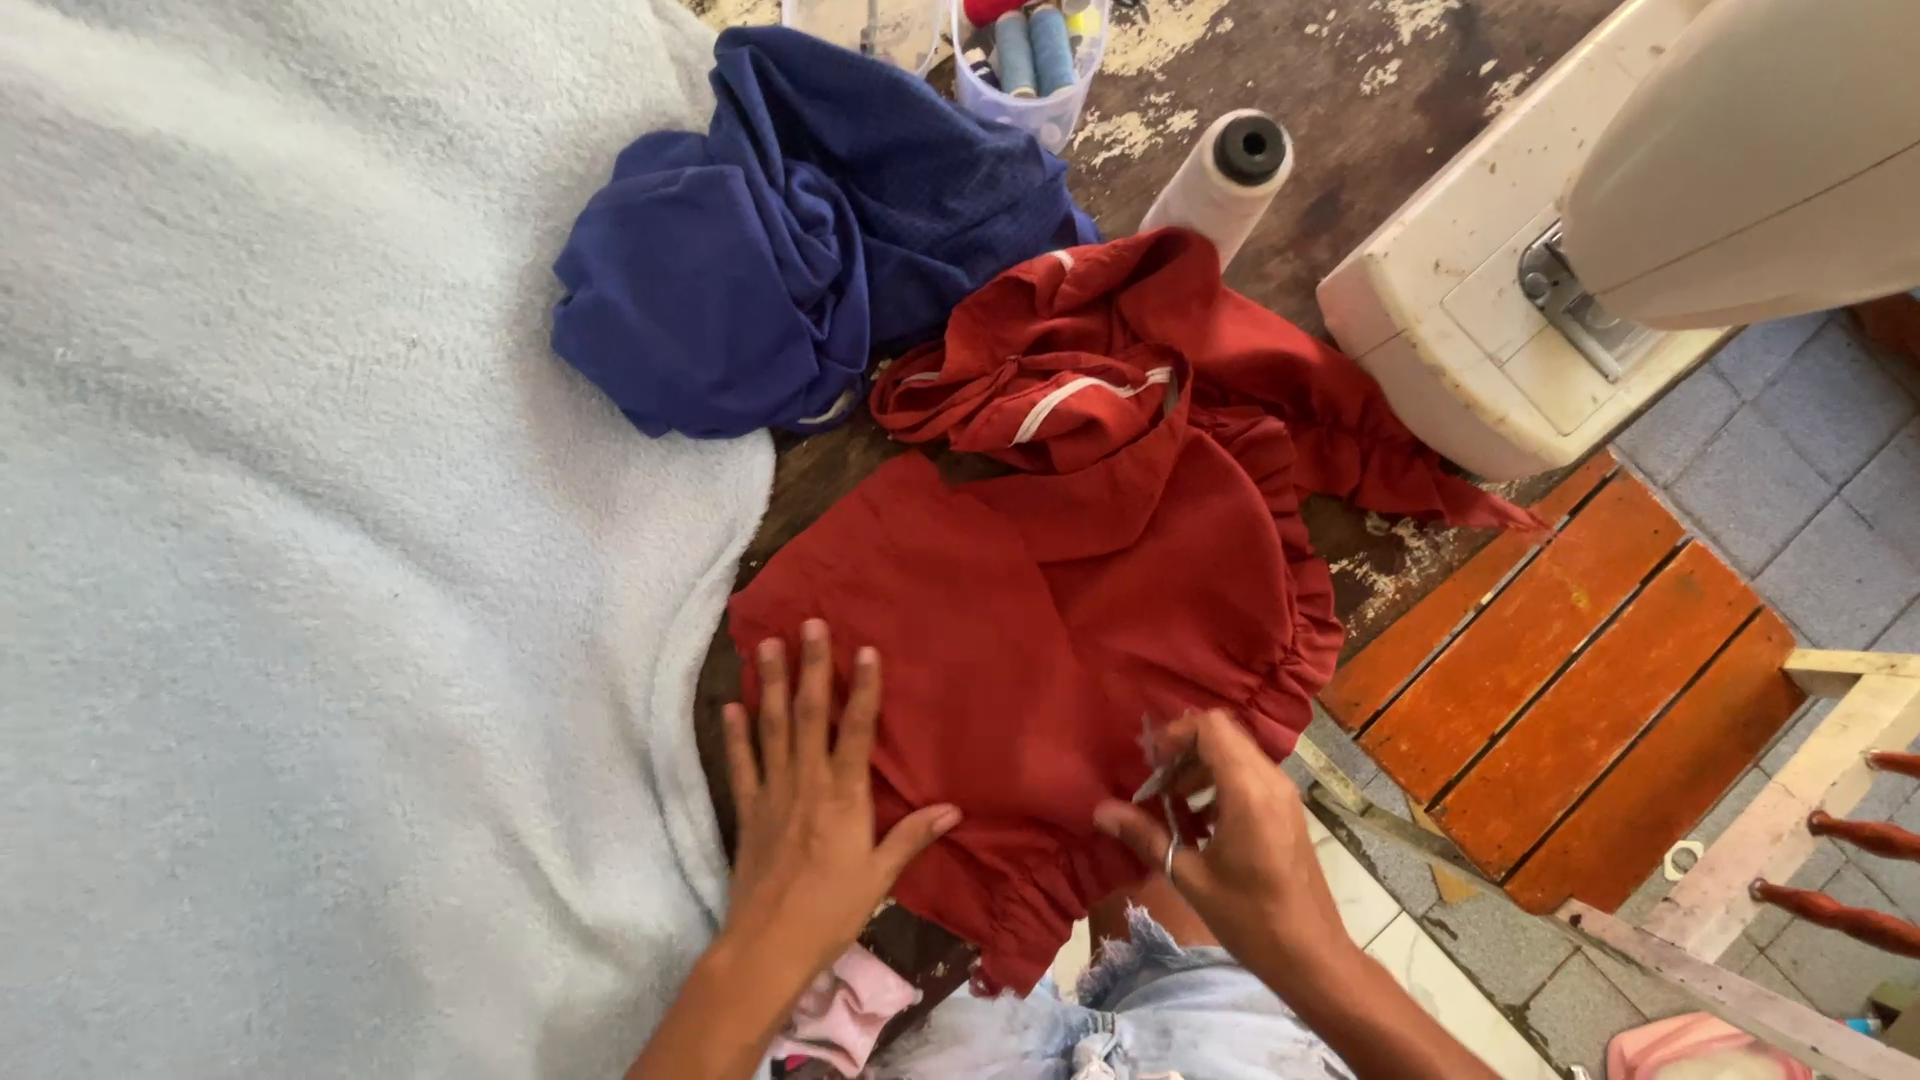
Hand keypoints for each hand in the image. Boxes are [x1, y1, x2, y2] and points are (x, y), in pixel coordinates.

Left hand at [719, 619, 960, 981]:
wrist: (768, 945)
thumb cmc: (832, 910)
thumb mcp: (880, 876)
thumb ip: (913, 836)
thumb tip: (954, 809)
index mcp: (844, 796)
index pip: (856, 730)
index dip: (863, 688)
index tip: (865, 649)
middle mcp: (807, 782)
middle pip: (809, 714)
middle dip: (811, 666)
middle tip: (807, 624)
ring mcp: (772, 792)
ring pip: (771, 727)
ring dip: (769, 684)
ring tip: (765, 645)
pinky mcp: (747, 809)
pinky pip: (740, 763)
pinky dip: (734, 733)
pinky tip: (729, 704)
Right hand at [1092, 709, 1354, 984]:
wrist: (1313, 958)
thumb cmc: (1250, 918)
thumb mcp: (1189, 877)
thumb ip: (1145, 836)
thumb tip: (1100, 811)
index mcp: (1248, 791)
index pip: (1210, 727)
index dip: (1174, 735)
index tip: (1149, 763)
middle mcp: (1270, 781)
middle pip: (1222, 734)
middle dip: (1183, 749)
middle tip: (1155, 780)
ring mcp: (1283, 794)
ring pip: (1235, 752)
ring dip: (1199, 766)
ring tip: (1172, 801)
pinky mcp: (1287, 809)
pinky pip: (1248, 774)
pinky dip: (1218, 782)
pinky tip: (1199, 821)